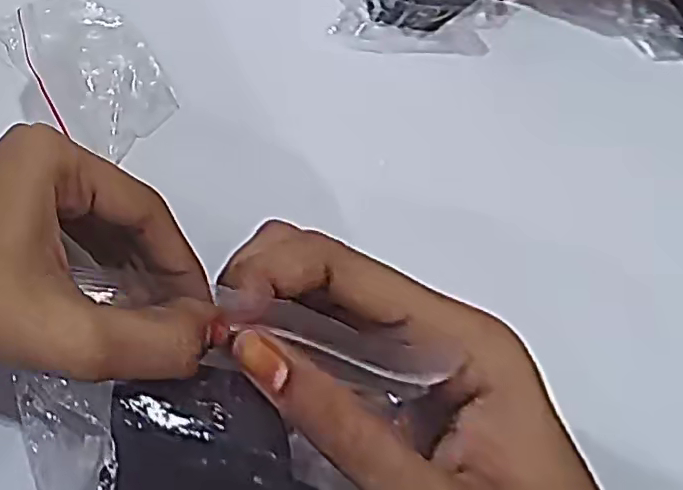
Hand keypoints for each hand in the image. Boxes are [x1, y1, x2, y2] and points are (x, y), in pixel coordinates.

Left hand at [0, 123, 216, 380]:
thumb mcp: (72, 331)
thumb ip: (153, 340)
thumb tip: (202, 334)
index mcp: (50, 156)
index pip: (143, 206)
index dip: (181, 264)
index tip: (202, 315)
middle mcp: (37, 151)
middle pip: (122, 210)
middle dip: (155, 269)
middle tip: (181, 325)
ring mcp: (22, 171)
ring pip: (100, 219)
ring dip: (129, 269)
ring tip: (153, 322)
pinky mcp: (13, 195)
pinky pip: (74, 223)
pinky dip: (99, 262)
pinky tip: (116, 303)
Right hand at [220, 221, 596, 489]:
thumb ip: (344, 424)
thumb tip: (253, 349)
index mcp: (463, 340)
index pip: (332, 258)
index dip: (266, 271)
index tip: (229, 316)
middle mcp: (431, 329)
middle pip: (309, 257)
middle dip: (251, 279)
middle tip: (220, 327)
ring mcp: (402, 348)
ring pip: (298, 285)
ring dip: (251, 304)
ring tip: (225, 344)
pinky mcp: (378, 375)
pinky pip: (302, 325)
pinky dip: (262, 331)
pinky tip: (250, 359)